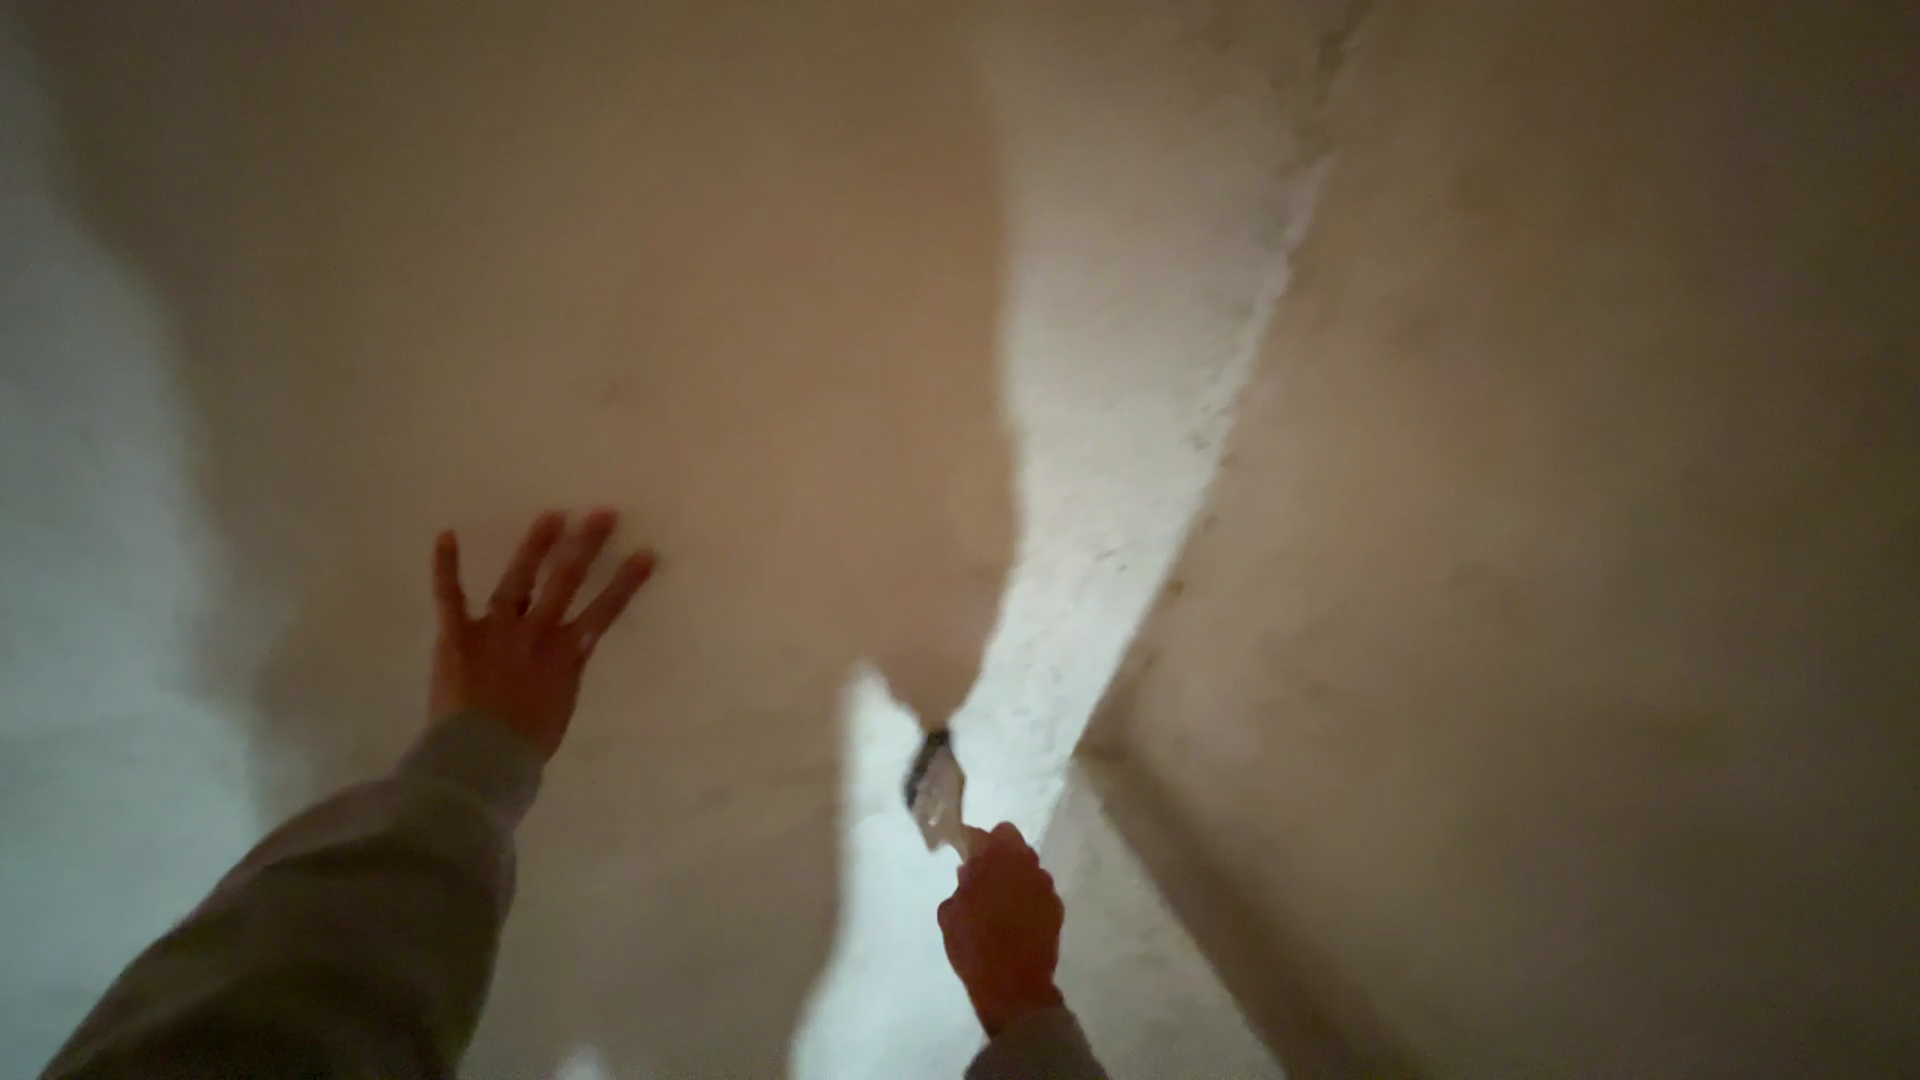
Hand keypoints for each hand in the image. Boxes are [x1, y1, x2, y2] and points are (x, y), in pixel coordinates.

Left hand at [429, 509, 655, 757]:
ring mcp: (497, 630)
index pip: (605, 610)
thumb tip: (568, 652)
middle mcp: (537, 632)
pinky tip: (447, 535)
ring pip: (519, 580)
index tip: (646, 554)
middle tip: (603, 514)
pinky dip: (447, 567)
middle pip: (567, 581)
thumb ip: (564, 670)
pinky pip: (451, 597)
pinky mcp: (458, 636)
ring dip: (536, 545)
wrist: (479, 759)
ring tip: (553, 515)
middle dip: (587, 545)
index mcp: (567, 652)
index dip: (627, 581)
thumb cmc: (527, 741)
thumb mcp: (562, 702)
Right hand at [938, 822, 1067, 1035]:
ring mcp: (1044, 885)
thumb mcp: (950, 914)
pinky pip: (1040, 889)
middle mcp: (1024, 864)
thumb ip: (961, 885)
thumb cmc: (974, 947)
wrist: (1014, 988)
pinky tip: (1018, 914)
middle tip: (982, 871)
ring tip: (1001, 895)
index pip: (982, 834)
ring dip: (1015, 871)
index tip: (962, 849)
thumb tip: (969, 871)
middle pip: (1011, 839)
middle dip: (997, 849)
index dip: (970, 840)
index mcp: (995, 860)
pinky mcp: (1057, 907)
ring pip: (1029, 863)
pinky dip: (1028, 894)